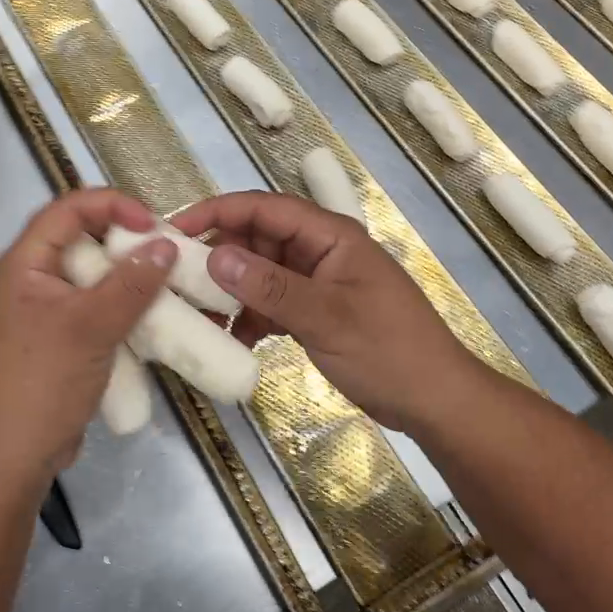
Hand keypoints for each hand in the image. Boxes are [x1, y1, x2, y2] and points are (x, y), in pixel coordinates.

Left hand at [0, 189, 177, 480]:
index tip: (152, 223)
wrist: (11, 455)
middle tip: (165, 250)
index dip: (112, 204)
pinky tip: (154, 316)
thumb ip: (130, 284)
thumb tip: (164, 244)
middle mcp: (33, 276)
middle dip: (126, 238)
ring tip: (168, 280)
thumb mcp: (90, 327)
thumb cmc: (42, 381)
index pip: (69, 208)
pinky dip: (124, 305)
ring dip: (129, 274)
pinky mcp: (61, 338)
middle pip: (82, 237)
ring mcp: (46, 309)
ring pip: (93, 274)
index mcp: (25, 261)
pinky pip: (96, 306)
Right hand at [171, 191, 480, 433]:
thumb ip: (270, 287)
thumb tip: (214, 258)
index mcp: (329, 235)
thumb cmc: (390, 351)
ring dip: (229, 289)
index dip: (218, 212)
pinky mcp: (313, 311)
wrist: (436, 404)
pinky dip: (248, 316)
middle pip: (256, 237)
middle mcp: (318, 250)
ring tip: (197, 313)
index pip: (263, 207)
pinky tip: (231, 339)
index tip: (176, 230)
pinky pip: (269, 301)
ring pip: (258, 271)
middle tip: (176, 277)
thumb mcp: (327, 318)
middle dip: (218, 254)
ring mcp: (315, 281)